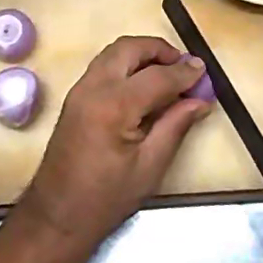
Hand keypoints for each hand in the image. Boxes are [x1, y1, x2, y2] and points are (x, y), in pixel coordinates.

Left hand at [14, 36, 212, 255]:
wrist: (57, 215)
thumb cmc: (106, 198)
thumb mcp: (150, 166)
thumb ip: (175, 126)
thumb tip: (201, 100)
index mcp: (113, 106)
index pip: (157, 76)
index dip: (184, 72)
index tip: (205, 71)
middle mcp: (93, 87)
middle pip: (129, 48)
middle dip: (159, 50)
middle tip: (184, 67)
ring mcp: (80, 89)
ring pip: (114, 52)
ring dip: (142, 53)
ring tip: (168, 73)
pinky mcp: (75, 96)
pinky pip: (104, 65)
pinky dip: (126, 63)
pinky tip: (144, 83)